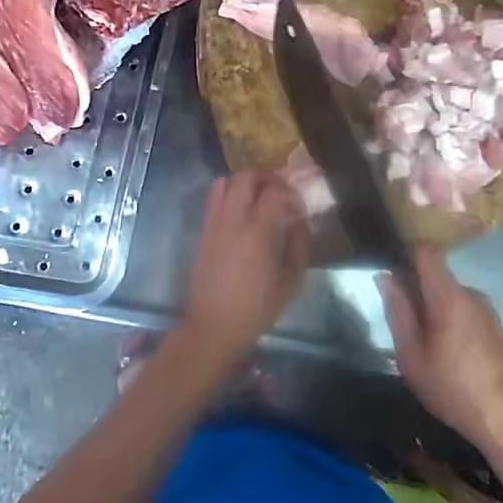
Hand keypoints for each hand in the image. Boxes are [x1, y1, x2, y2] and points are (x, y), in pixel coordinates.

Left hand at [180, 172, 311, 356]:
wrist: (214, 325)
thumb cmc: (257, 309)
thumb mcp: (291, 282)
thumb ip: (299, 245)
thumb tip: (299, 221)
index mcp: (257, 232)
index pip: (274, 192)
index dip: (290, 193)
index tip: (299, 206)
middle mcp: (232, 220)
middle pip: (245, 177)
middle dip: (266, 177)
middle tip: (281, 192)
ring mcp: (213, 223)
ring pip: (224, 182)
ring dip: (244, 183)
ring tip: (259, 198)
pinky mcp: (203, 231)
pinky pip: (213, 199)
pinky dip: (228, 194)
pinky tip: (242, 212)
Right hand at [381, 249, 502, 451]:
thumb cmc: (453, 389)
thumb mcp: (411, 355)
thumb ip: (397, 312)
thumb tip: (385, 277)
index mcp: (449, 298)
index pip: (427, 252)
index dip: (405, 251)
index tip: (387, 266)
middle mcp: (472, 296)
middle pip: (436, 274)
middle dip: (413, 285)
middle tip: (394, 314)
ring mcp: (487, 311)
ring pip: (449, 293)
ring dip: (430, 304)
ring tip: (416, 337)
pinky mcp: (495, 327)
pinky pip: (463, 308)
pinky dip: (447, 316)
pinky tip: (441, 347)